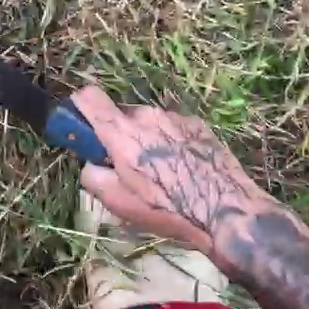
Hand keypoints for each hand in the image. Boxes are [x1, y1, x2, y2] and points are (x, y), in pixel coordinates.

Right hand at [72, 85, 274, 263]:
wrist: (227, 211)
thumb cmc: (166, 208)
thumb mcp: (117, 203)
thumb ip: (92, 176)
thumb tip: (91, 163)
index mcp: (120, 132)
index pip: (88, 97)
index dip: (81, 108)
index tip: (83, 129)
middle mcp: (146, 115)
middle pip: (120, 114)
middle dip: (118, 134)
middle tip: (128, 165)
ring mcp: (174, 117)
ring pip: (148, 122)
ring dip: (146, 138)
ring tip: (162, 171)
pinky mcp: (198, 124)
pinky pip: (173, 127)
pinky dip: (171, 141)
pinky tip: (184, 168)